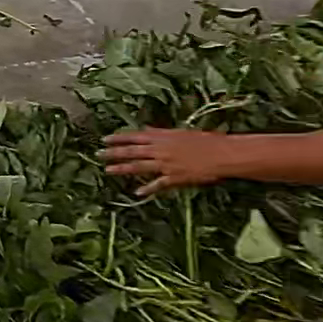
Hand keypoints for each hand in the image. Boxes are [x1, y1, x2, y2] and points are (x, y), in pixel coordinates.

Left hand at [99, 128, 239, 194]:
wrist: (225, 154)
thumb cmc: (207, 140)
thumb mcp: (180, 132)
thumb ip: (160, 132)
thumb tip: (145, 128)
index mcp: (162, 137)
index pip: (134, 137)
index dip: (118, 138)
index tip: (104, 139)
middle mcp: (160, 150)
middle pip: (132, 151)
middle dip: (113, 153)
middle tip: (98, 154)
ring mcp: (166, 164)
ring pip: (139, 166)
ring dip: (122, 168)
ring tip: (108, 170)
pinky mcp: (175, 178)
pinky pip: (158, 184)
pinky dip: (148, 189)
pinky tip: (138, 193)